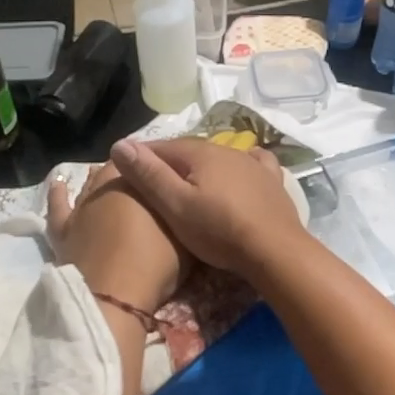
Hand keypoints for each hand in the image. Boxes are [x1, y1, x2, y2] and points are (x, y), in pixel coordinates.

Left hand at [46, 164, 184, 312]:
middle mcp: (107, 188)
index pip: (143, 163)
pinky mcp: (62, 229)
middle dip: (125, 172)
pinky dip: (57, 193)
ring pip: (89, 186)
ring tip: (101, 174)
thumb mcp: (183, 238)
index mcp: (136, 183)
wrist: (114, 295)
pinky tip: (59, 184)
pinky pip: (57, 205)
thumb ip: (179, 214)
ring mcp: (82, 208)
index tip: (159, 170)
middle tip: (136, 177)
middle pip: (114, 172)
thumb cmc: (154, 263)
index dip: (151, 165)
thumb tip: (178, 202)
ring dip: (96, 180)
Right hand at [107, 137, 309, 279]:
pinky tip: (241, 168)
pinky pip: (252, 163)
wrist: (274, 250)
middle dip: (170, 163)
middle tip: (153, 184)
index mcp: (200, 153)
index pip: (161, 147)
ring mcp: (252, 164)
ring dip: (200, 166)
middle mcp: (227, 150)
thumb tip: (119, 144)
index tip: (127, 172)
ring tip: (190, 185)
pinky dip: (239, 165)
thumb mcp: (175, 205)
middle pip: (189, 151)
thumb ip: (148, 175)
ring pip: (218, 158)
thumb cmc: (219, 231)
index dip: (141, 157)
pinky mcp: (271, 181)